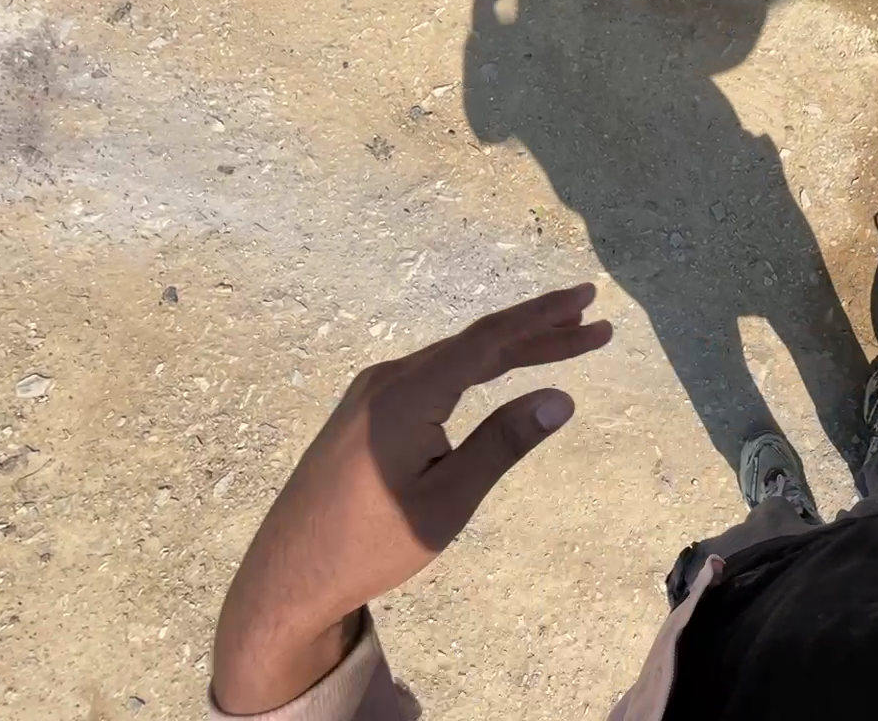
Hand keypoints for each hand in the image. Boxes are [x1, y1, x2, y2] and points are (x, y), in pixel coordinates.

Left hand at [211, 284, 612, 713]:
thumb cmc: (370, 546)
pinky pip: (440, 372)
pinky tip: (504, 368)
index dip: (543, 315)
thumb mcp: (447, 500)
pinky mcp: (371, 407)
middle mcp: (391, 377)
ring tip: (566, 338)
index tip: (587, 297)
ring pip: (460, 356)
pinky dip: (482, 366)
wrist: (283, 580)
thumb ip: (504, 442)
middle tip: (595, 322)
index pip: (490, 339)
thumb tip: (562, 397)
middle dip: (541, 331)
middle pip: (479, 343)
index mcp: (408, 393)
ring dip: (515, 347)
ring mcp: (377, 390)